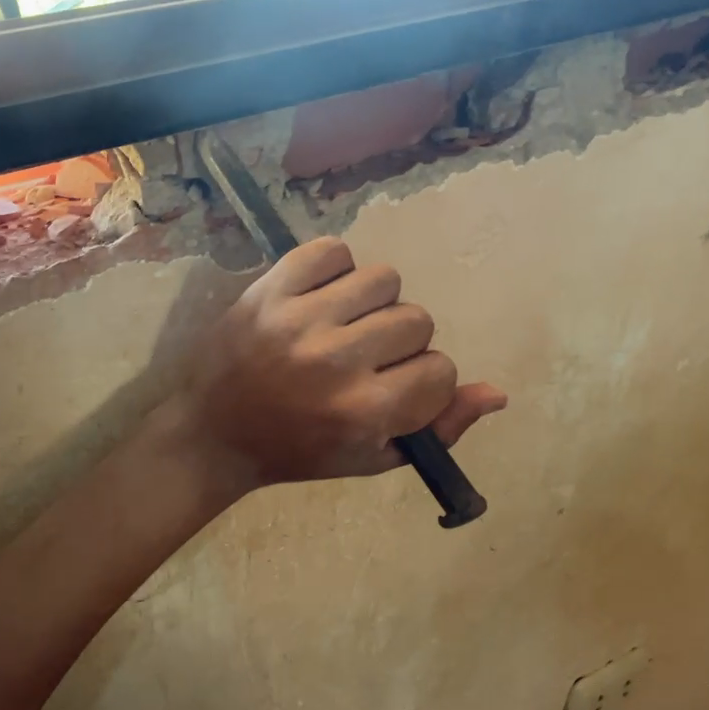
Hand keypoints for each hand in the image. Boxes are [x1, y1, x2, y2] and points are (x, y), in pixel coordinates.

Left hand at [176, 236, 506, 488]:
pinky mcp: (267, 290)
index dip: (424, 380)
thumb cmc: (296, 451)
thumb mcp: (369, 458)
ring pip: (383, 280)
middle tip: (364, 359)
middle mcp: (335, 361)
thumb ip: (438, 429)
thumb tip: (496, 392)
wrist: (212, 433)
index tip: (395, 388)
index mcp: (363, 411)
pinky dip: (335, 269)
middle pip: (416, 321)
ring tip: (344, 325)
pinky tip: (321, 297)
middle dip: (400, 343)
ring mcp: (299, 320)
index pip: (440, 370)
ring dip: (374, 303)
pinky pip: (332, 251)